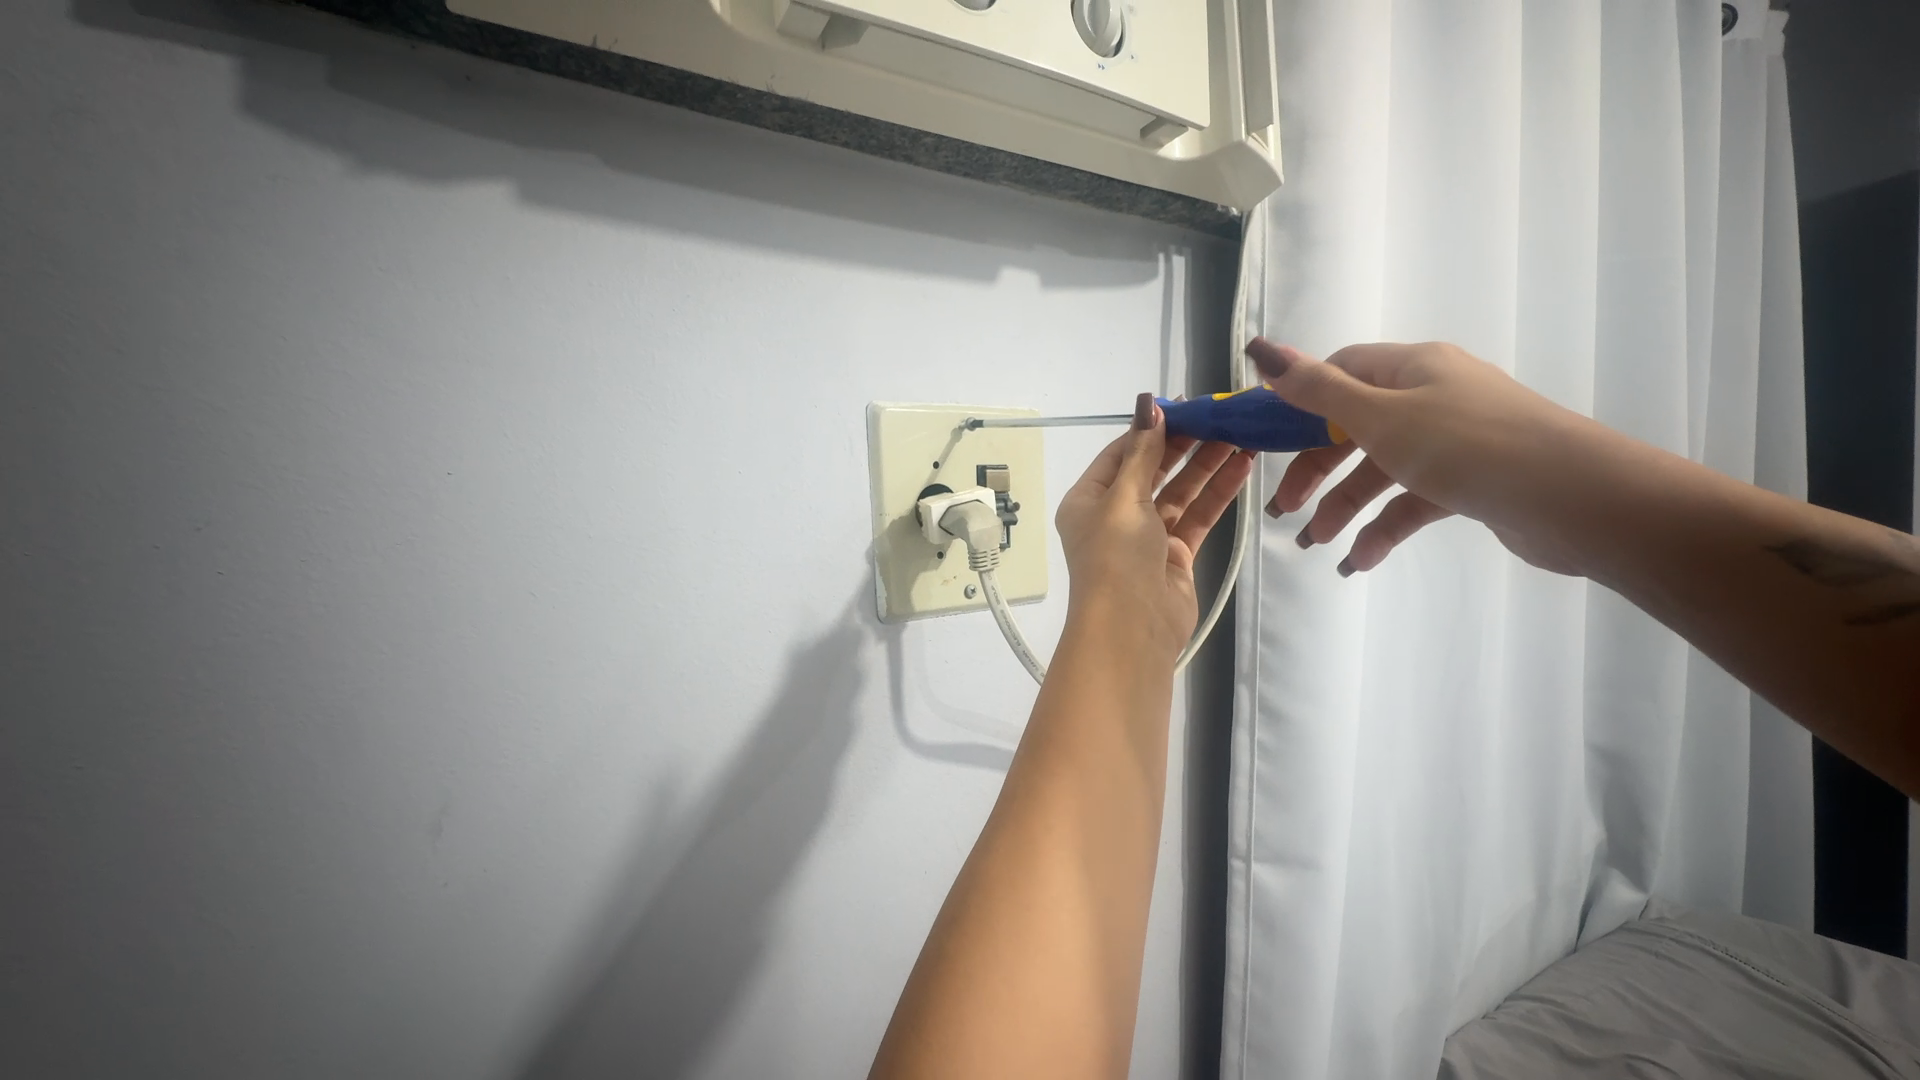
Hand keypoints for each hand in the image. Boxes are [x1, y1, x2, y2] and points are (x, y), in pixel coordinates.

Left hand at [1056, 393, 1254, 653]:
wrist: (1131, 628)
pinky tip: (1242, 466)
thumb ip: (1142, 453)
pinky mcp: (1174, 555)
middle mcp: (1114, 515)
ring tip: (1241, 435)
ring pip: (1179, 492)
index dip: (1151, 429)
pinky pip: (1196, 516)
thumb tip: (1148, 404)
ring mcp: (1146, 537)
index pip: (1120, 454)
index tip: (1184, 405)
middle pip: (1152, 470)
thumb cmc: (1116, 556)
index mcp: (1087, 500)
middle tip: (1220, 416)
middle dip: (1185, 444)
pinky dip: (1217, 493)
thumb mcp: (1123, 498)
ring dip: (1207, 465)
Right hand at [1250, 338, 1619, 575]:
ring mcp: (1454, 441)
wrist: (1574, 499)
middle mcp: (1432, 397)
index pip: (1341, 372)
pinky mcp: (1471, 483)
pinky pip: (1413, 500)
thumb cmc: (1465, 445)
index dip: (1300, 402)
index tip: (1268, 439)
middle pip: (1354, 427)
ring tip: (1315, 544)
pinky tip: (1359, 561)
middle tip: (1284, 507)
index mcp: (1411, 368)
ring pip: (1381, 469)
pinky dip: (1383, 528)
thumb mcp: (1378, 415)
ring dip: (1344, 506)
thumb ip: (1315, 390)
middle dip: (1315, 469)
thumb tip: (1260, 348)